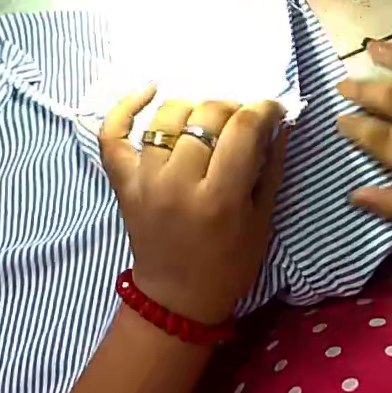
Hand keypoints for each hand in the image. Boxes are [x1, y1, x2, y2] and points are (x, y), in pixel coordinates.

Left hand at [100, 91, 287, 324]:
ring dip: (193, 107)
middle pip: (206, 115)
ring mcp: (144, 182)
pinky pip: (112, 135)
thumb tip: (279, 122)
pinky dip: (126, 107)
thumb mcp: (262, 220)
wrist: (176, 300)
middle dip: (233, 107)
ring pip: (166, 116)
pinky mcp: (122, 184)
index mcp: (219, 199)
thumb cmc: (229, 264)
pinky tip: (150, 92)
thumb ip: (270, 167)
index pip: (243, 128)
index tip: (273, 110)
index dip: (264, 108)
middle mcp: (178, 184)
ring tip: (205, 120)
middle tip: (243, 121)